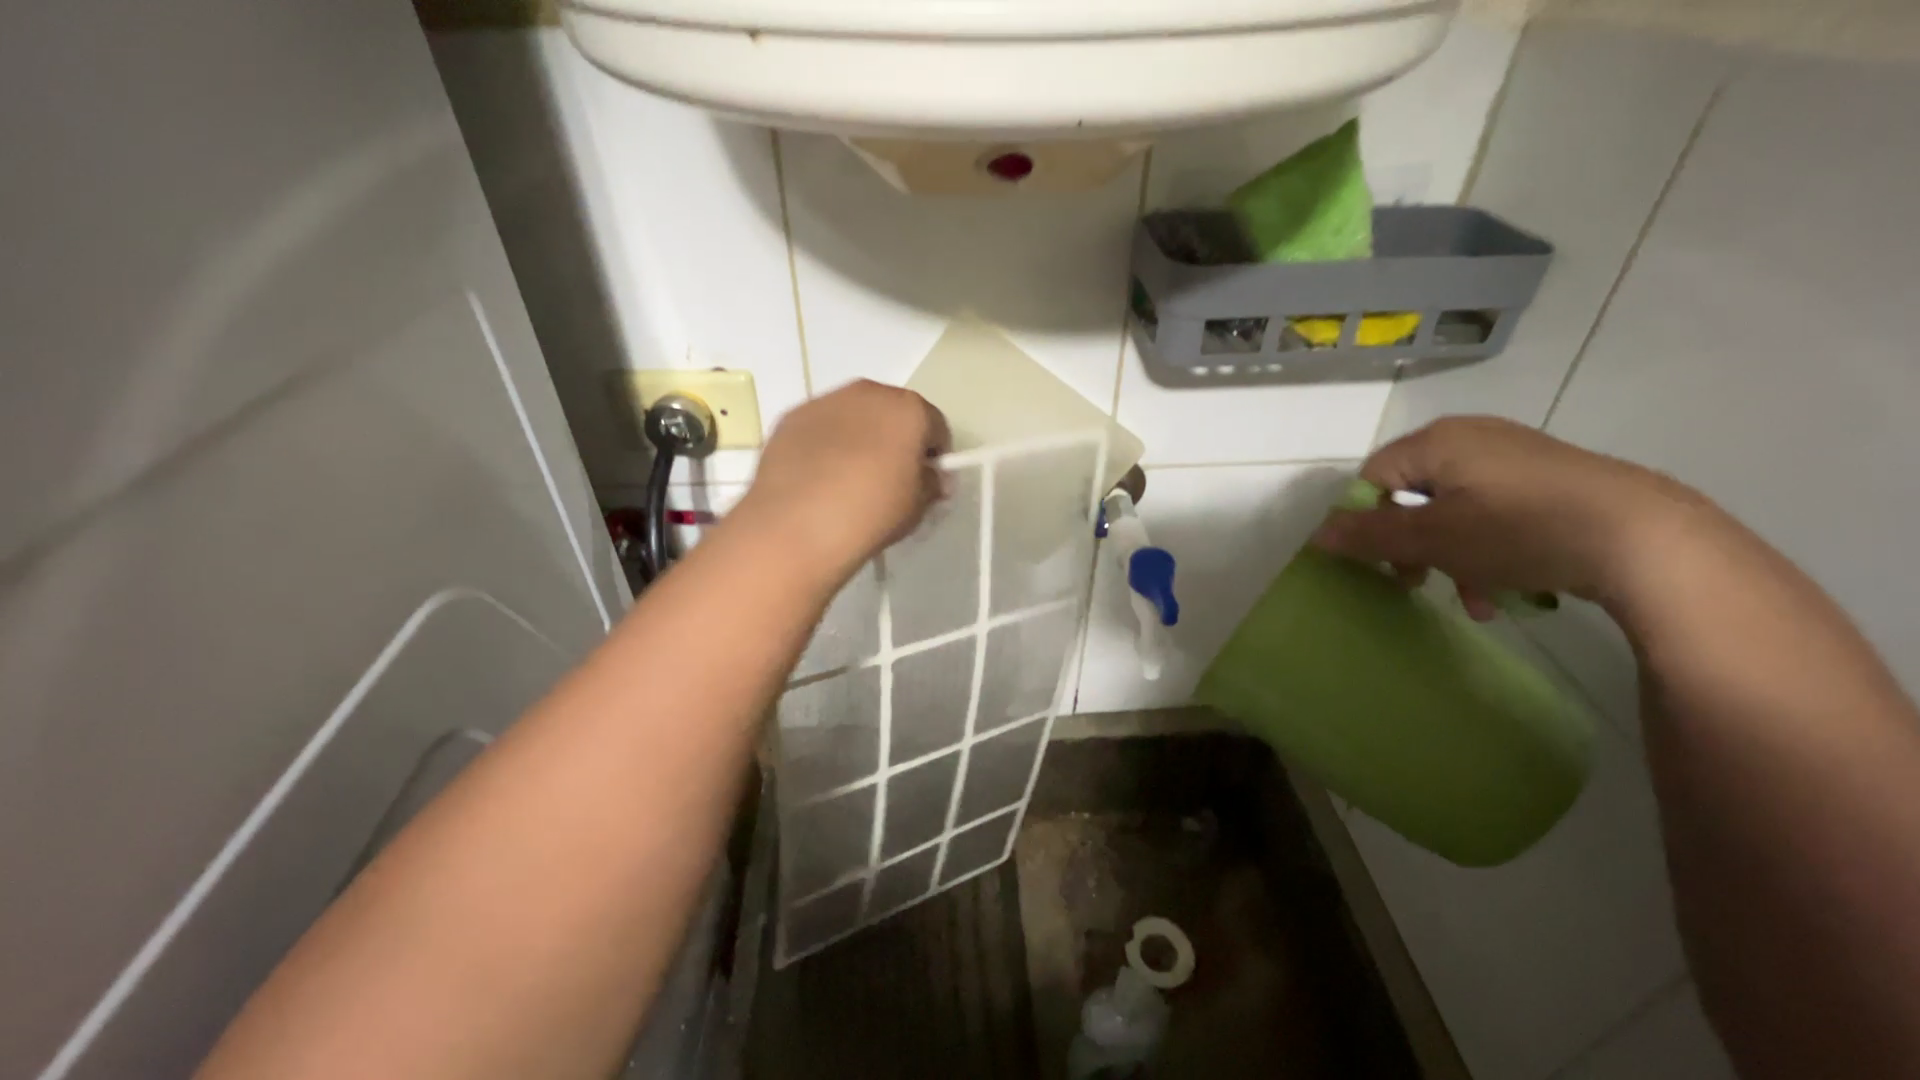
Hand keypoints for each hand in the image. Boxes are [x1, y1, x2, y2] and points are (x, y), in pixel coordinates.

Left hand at [732, 380, 950, 583]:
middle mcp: (868, 393)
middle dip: (894, 438)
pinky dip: (824, 444)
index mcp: (909, 410)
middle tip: (887, 477)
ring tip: (847, 478)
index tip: (924, 479)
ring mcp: (825, 401)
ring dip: (857, 437)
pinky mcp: (790, 417)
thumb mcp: (917, 508)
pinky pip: (819, 427)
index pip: (935, 426)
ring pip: (853, 415)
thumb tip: (931, 477)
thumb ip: (931, 484)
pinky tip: (817, 478)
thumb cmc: (871, 513)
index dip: (933, 454)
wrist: (796, 525)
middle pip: (891, 412)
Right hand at [1311, 417, 1715, 615]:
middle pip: (1415, 496)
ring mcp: (1517, 459)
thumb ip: (1371, 535)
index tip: (1380, 563)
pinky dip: (1491, 552)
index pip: (1373, 478)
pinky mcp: (1553, 482)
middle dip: (1413, 547)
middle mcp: (1474, 439)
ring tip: (1474, 600)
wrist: (1643, 536)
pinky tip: (1508, 591)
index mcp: (1438, 442)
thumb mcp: (1434, 538)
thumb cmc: (1518, 530)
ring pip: (1458, 512)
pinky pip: (1498, 516)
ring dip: (1453, 559)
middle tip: (1418, 584)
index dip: (1366, 522)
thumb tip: (1318, 533)